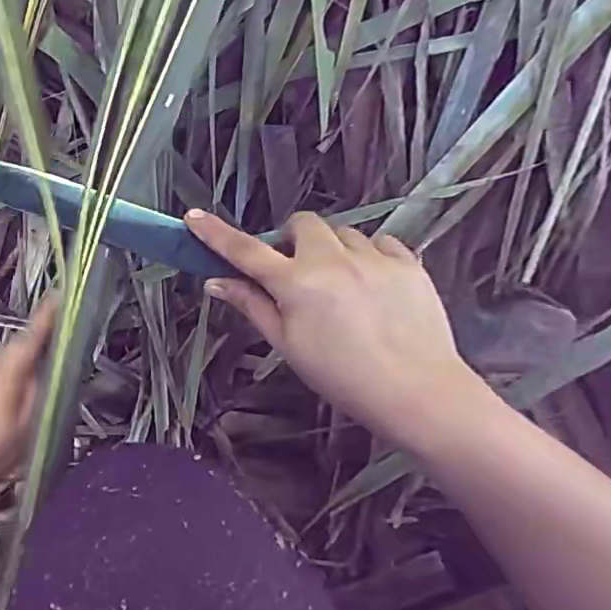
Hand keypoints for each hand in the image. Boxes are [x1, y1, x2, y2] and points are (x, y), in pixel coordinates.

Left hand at [0, 301, 57, 500]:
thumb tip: (46, 365)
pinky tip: (16, 399)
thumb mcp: (31, 421)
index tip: (57, 299)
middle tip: (58, 349)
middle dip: (37, 347)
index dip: (46, 317)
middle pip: (18, 347)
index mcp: (4, 373)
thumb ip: (40, 387)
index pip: (30, 337)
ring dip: (23, 366)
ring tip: (36, 389)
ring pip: (7, 360)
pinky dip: (10, 377)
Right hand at [186, 210, 491, 445]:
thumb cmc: (340, 376)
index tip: (193, 217)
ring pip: (343, 233)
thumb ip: (253, 305)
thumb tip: (217, 282)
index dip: (215, 233)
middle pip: (303, 224)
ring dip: (331, 249)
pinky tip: (370, 282)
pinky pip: (381, 242)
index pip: (245, 250)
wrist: (416, 393)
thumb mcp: (286, 344)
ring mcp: (376, 258)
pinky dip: (368, 255)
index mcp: (296, 283)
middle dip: (292, 240)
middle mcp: (333, 261)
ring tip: (339, 283)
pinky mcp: (410, 265)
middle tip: (294, 271)